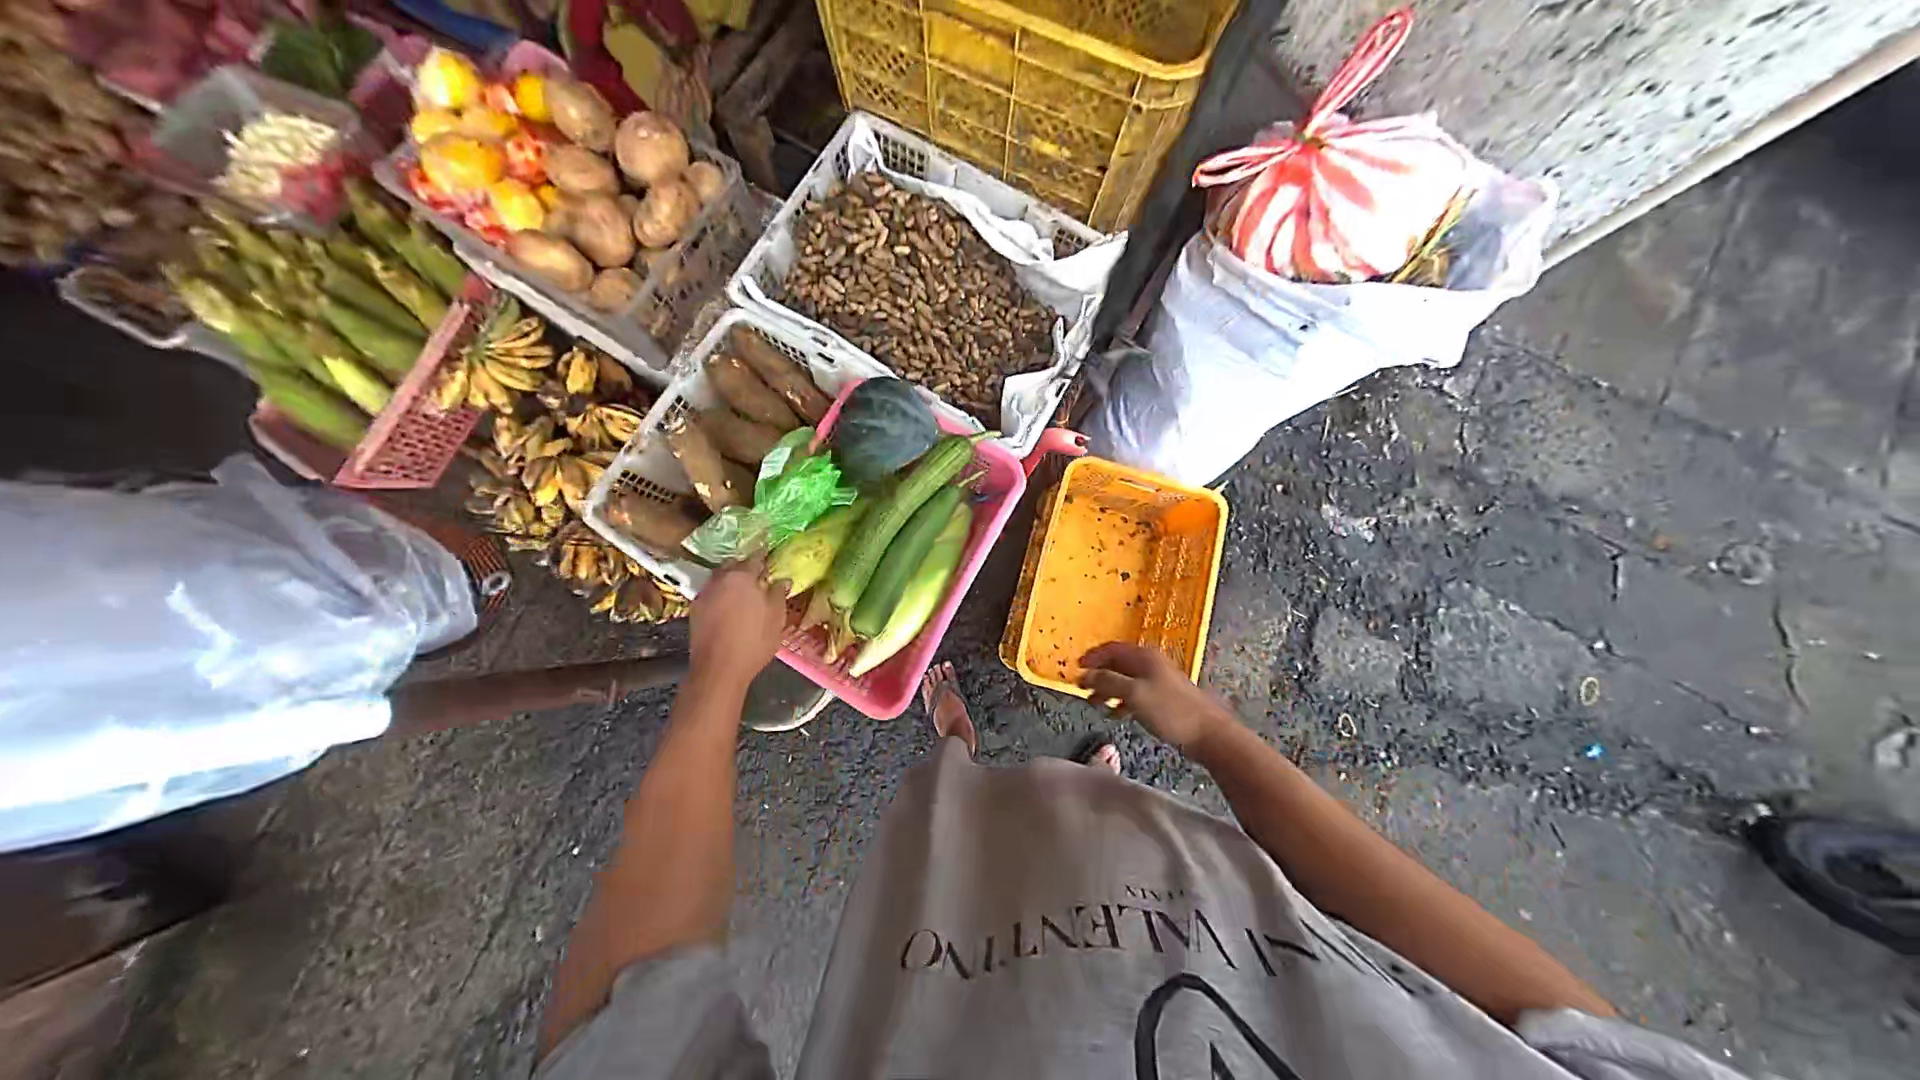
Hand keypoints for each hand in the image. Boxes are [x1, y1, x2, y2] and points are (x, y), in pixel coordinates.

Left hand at [688, 553, 786, 690]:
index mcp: (742, 576)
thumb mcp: (776, 617)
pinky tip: (729, 607)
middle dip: (745, 567)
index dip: (764, 556)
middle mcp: (720, 579)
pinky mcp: (694, 610)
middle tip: (758, 575)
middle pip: (733, 565)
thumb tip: (782, 579)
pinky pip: (711, 594)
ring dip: (731, 581)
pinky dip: (721, 595)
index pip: (755, 558)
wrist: (718, 669)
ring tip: (743, 591)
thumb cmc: (754, 641)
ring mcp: (704, 594)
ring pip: (720, 579)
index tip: (770, 556)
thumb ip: (778, 593)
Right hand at [1080, 643, 1232, 752]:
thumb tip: (1086, 675)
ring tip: (1096, 703)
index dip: (1093, 656)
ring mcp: (1158, 682)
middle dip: (1098, 675)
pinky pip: (1135, 695)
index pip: (1112, 649)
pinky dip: (1122, 702)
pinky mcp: (1163, 700)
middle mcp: (1151, 665)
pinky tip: (1117, 714)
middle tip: (1083, 688)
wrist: (1208, 734)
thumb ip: (1107, 682)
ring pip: (1125, 680)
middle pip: (1118, 664)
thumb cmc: (1172, 711)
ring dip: (1108, 690)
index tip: (1078, 666)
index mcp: (1144, 658)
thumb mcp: (1134, 694)